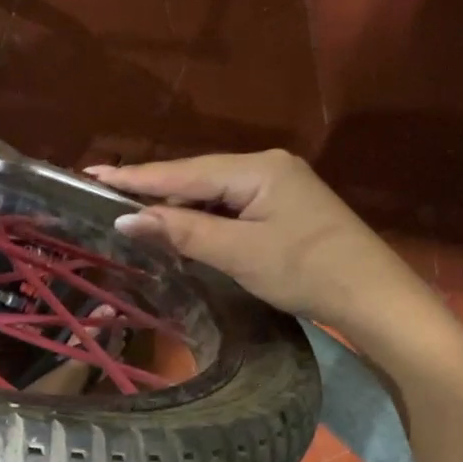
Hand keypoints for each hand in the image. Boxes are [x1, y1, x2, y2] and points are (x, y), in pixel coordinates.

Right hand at [87, 150, 429, 330]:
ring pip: (212, 193)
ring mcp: (278, 186)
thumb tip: (127, 218)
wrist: (371, 295)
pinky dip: (201, 219)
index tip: (91, 174)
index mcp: (257, 168)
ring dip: (177, 208)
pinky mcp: (283, 208)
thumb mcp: (238, 253)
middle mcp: (267, 166)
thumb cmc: (305, 271)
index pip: (183, 171)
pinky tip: (181, 230)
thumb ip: (182, 231)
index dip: (135, 177)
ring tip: (134, 220)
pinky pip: (229, 207)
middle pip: (197, 177)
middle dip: (153, 192)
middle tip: (106, 203)